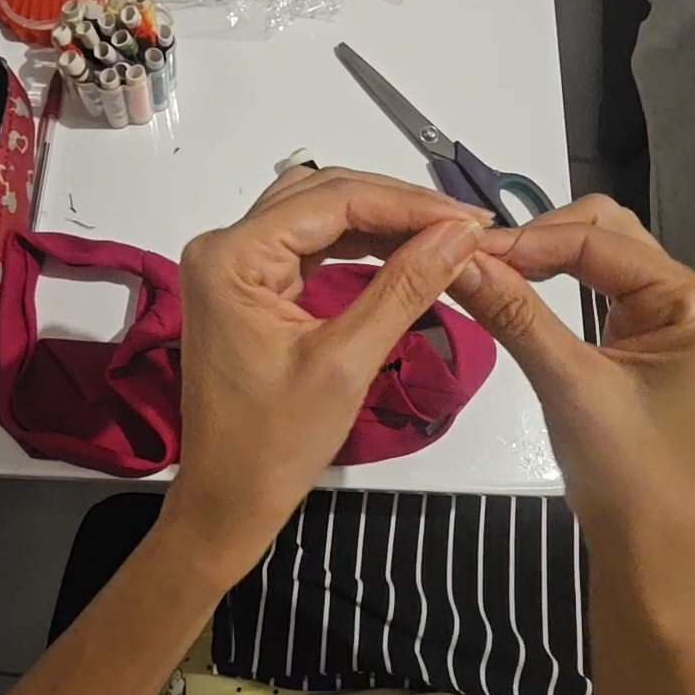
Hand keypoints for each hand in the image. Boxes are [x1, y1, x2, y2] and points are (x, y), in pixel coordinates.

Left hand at [162, 168, 492, 581]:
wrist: (228, 497)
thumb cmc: (275, 444)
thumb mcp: (346, 362)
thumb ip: (404, 288)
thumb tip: (460, 233)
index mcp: (231, 257)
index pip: (332, 200)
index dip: (407, 203)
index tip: (470, 219)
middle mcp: (224, 247)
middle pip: (321, 196)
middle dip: (394, 206)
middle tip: (461, 227)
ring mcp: (232, 265)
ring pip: (315, 214)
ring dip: (377, 220)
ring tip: (440, 234)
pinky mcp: (247, 285)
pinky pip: (306, 244)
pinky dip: (354, 243)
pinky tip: (397, 249)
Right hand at [451, 195, 694, 594]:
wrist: (652, 549)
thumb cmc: (625, 474)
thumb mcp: (567, 385)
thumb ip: (513, 314)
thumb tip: (455, 260)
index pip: (599, 242)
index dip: (526, 241)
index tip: (461, 251)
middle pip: (606, 233)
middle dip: (540, 239)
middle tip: (479, 262)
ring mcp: (675, 315)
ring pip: (601, 254)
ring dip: (546, 256)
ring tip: (492, 271)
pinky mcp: (651, 335)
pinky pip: (600, 286)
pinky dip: (557, 280)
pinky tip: (521, 287)